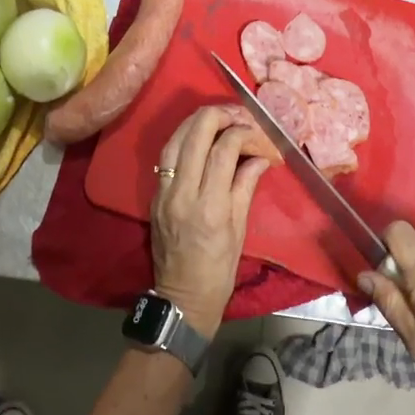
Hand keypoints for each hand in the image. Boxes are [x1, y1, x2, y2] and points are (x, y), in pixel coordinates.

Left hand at [148, 106, 271, 338]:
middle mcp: (182, 192)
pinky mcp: (154, 194)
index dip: (245, 134)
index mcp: (209, 206)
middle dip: (221, 115)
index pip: (224, 150)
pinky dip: (184, 137)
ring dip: (199, 120)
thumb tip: (260, 155)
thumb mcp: (239, 231)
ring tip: (221, 116)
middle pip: (196, 133)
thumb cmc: (218, 272)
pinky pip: (167, 154)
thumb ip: (245, 186)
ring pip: (176, 138)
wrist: (181, 299)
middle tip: (241, 116)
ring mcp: (164, 192)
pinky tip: (199, 134)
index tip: (261, 136)